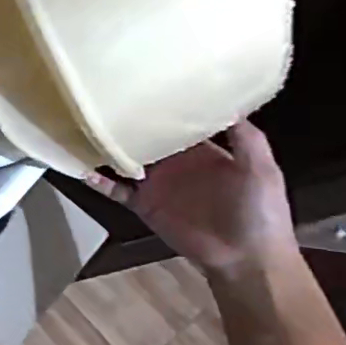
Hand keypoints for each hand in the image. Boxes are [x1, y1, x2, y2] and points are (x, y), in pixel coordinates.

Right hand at [86, 120, 295, 276]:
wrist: (247, 259)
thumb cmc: (260, 212)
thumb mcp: (261, 168)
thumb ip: (245, 136)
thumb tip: (224, 99)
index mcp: (202, 150)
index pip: (177, 122)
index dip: (163, 106)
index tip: (144, 85)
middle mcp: (175, 162)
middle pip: (146, 137)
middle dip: (128, 122)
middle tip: (105, 101)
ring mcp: (156, 184)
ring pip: (125, 159)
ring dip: (108, 147)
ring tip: (84, 130)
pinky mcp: (144, 205)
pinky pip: (116, 190)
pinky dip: (100, 181)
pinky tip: (86, 170)